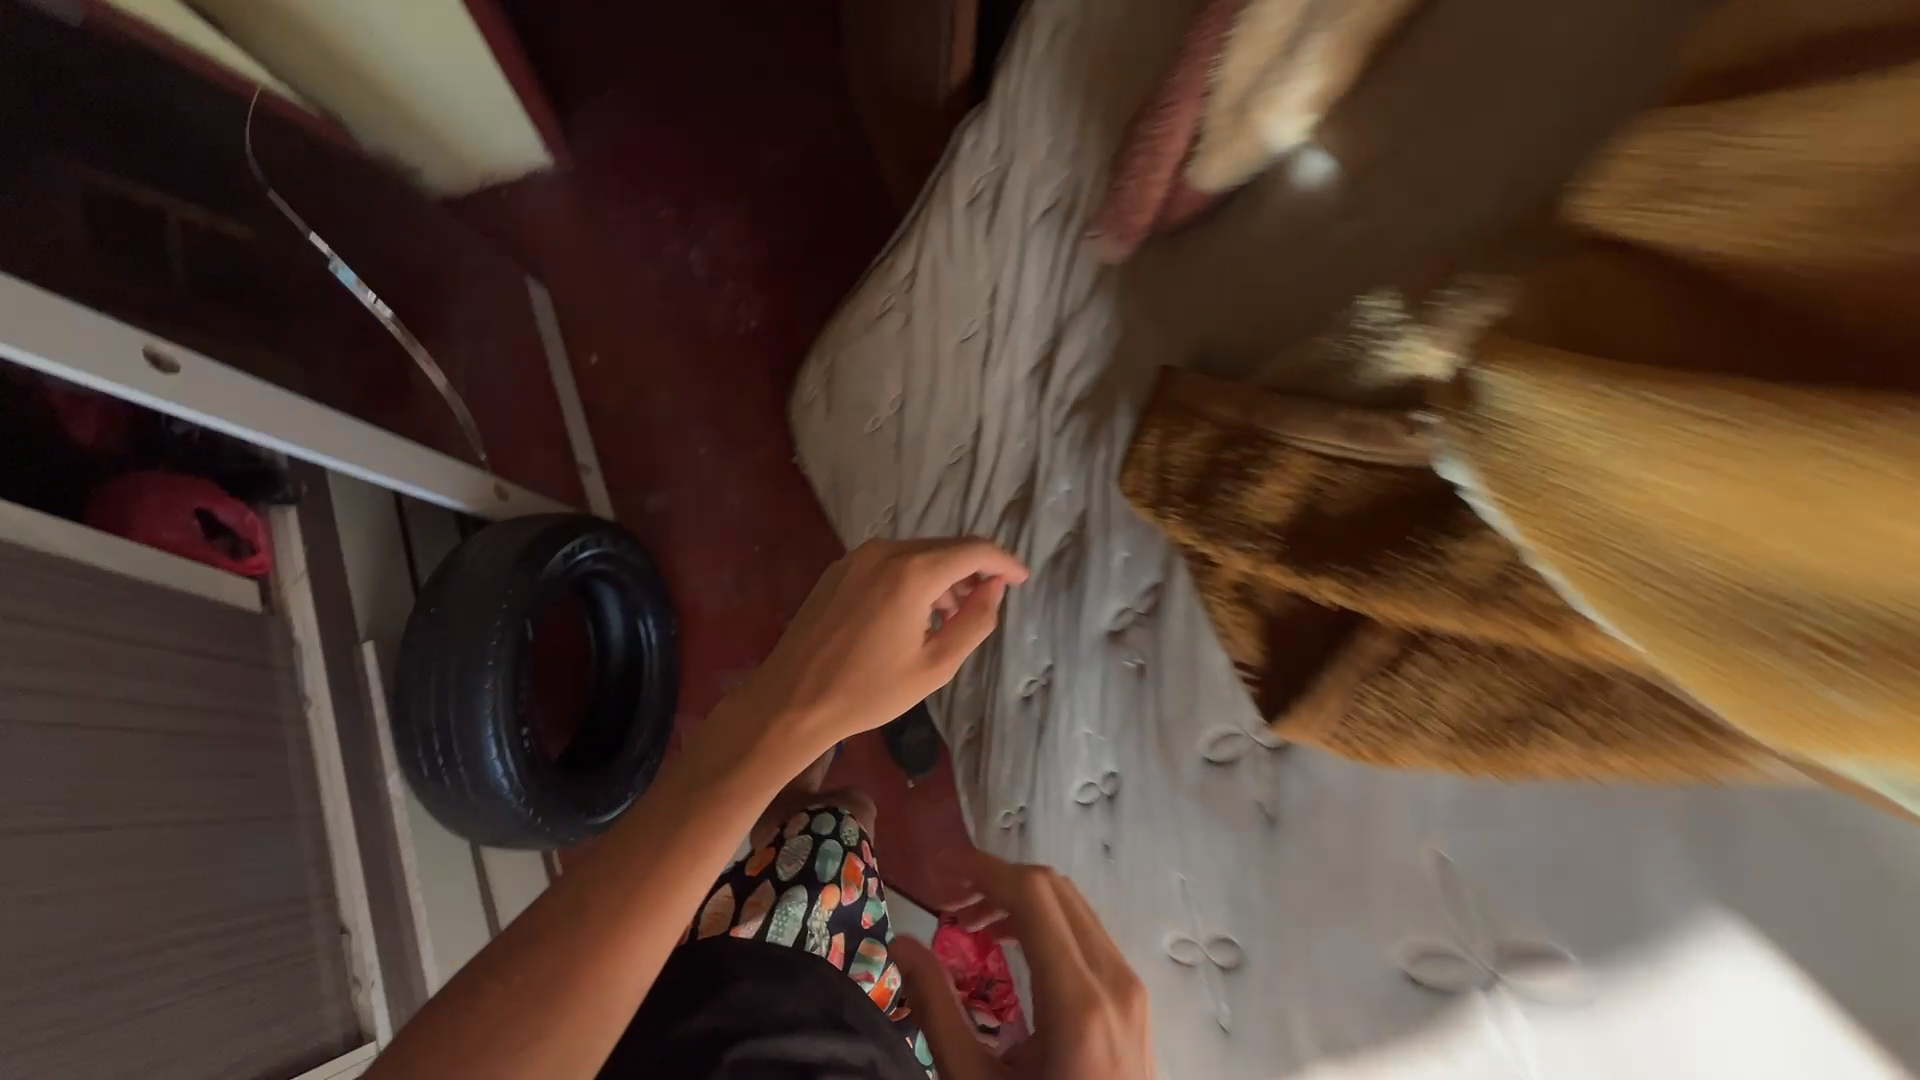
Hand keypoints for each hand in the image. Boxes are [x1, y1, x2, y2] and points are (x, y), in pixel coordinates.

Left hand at [735, 537, 1027, 754]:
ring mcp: (856, 558)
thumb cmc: (868, 691)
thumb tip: (994, 587)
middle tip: (986, 603)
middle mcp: (884, 551)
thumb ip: (975, 620)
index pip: (973, 549)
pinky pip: (890, 562)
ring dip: (943, 575)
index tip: (1021, 579)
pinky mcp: (838, 570)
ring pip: (917, 553)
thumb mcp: (936, 665)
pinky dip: (914, 577)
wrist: (792, 700)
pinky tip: (914, 612)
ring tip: (951, 614)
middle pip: (945, 548)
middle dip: (973, 570)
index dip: (1003, 562)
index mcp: (912, 572)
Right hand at [893, 850, 1154, 1079]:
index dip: (985, 869)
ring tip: (973, 925)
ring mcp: (1130, 986)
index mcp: (1078, 999)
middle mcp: (1114, 978)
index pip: (1033, 894)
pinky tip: (1012, 946)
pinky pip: (1087, 933)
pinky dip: (1046, 923)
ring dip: (1022, 901)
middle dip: (999, 882)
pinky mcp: (1134, 998)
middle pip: (1055, 889)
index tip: (942, 869)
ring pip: (1073, 906)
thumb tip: (901, 944)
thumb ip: (937, 1009)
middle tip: (951, 904)